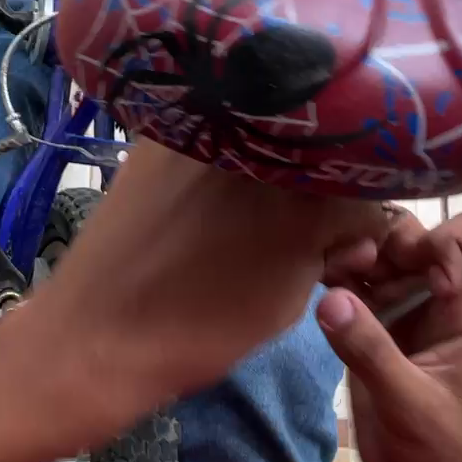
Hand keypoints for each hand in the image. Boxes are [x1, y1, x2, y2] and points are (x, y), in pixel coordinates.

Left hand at [10, 142, 383, 449]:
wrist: (96, 332)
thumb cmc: (196, 332)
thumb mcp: (285, 301)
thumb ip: (325, 252)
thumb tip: (343, 229)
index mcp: (306, 194)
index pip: (366, 184)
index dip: (356, 216)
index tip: (340, 236)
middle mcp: (263, 144)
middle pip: (320, 148)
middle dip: (321, 184)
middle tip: (298, 222)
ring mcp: (208, 128)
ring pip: (271, 134)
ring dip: (277, 165)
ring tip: (250, 207)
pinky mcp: (163, 131)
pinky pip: (218, 132)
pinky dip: (230, 153)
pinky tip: (213, 187)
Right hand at [316, 210, 461, 461]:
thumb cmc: (436, 446)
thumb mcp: (409, 399)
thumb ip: (371, 349)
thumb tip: (330, 298)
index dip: (450, 242)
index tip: (423, 276)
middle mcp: (436, 299)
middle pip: (419, 236)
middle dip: (392, 241)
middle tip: (366, 266)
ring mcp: (400, 309)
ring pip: (379, 253)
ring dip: (356, 252)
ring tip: (334, 271)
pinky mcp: (367, 324)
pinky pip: (349, 283)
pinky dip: (332, 275)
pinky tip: (318, 282)